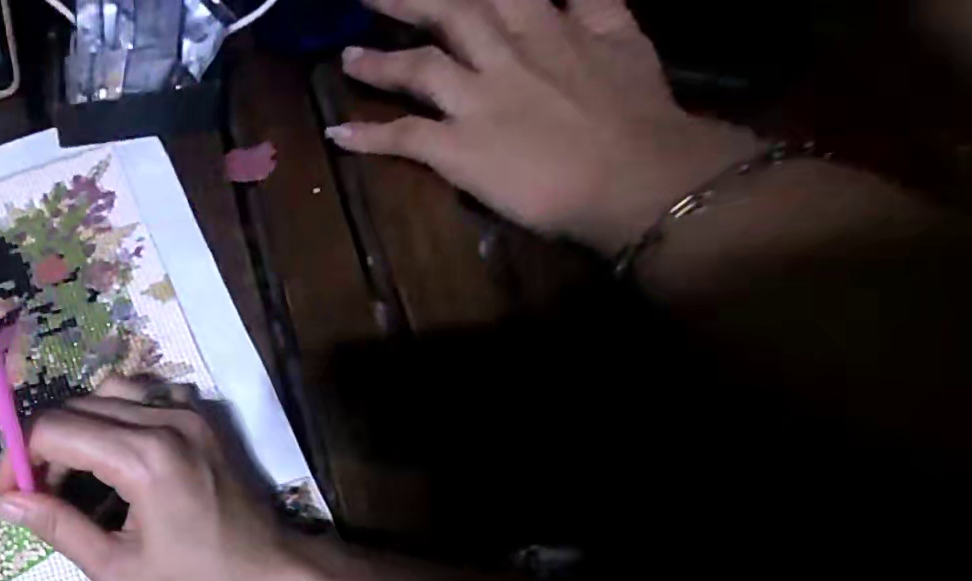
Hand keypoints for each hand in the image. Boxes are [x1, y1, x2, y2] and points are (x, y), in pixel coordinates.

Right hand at [0, 379, 324, 580]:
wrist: (276, 579)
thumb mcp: (117, 570)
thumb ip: (58, 527)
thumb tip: (7, 501)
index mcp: (142, 459)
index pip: (51, 429)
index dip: (19, 460)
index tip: (15, 498)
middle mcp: (164, 418)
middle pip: (73, 407)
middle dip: (43, 448)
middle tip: (41, 496)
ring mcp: (188, 411)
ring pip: (105, 393)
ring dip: (78, 429)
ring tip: (77, 476)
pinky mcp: (203, 416)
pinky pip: (144, 394)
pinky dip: (117, 416)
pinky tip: (120, 455)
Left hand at [328, 0, 763, 253]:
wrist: (634, 172)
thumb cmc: (633, 114)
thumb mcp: (625, 39)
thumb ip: (594, 8)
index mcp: (549, 24)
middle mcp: (508, 53)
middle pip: (451, 11)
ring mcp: (479, 100)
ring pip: (419, 68)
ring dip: (377, 62)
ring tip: (345, 58)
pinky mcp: (459, 148)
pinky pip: (403, 137)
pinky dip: (367, 136)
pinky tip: (336, 134)